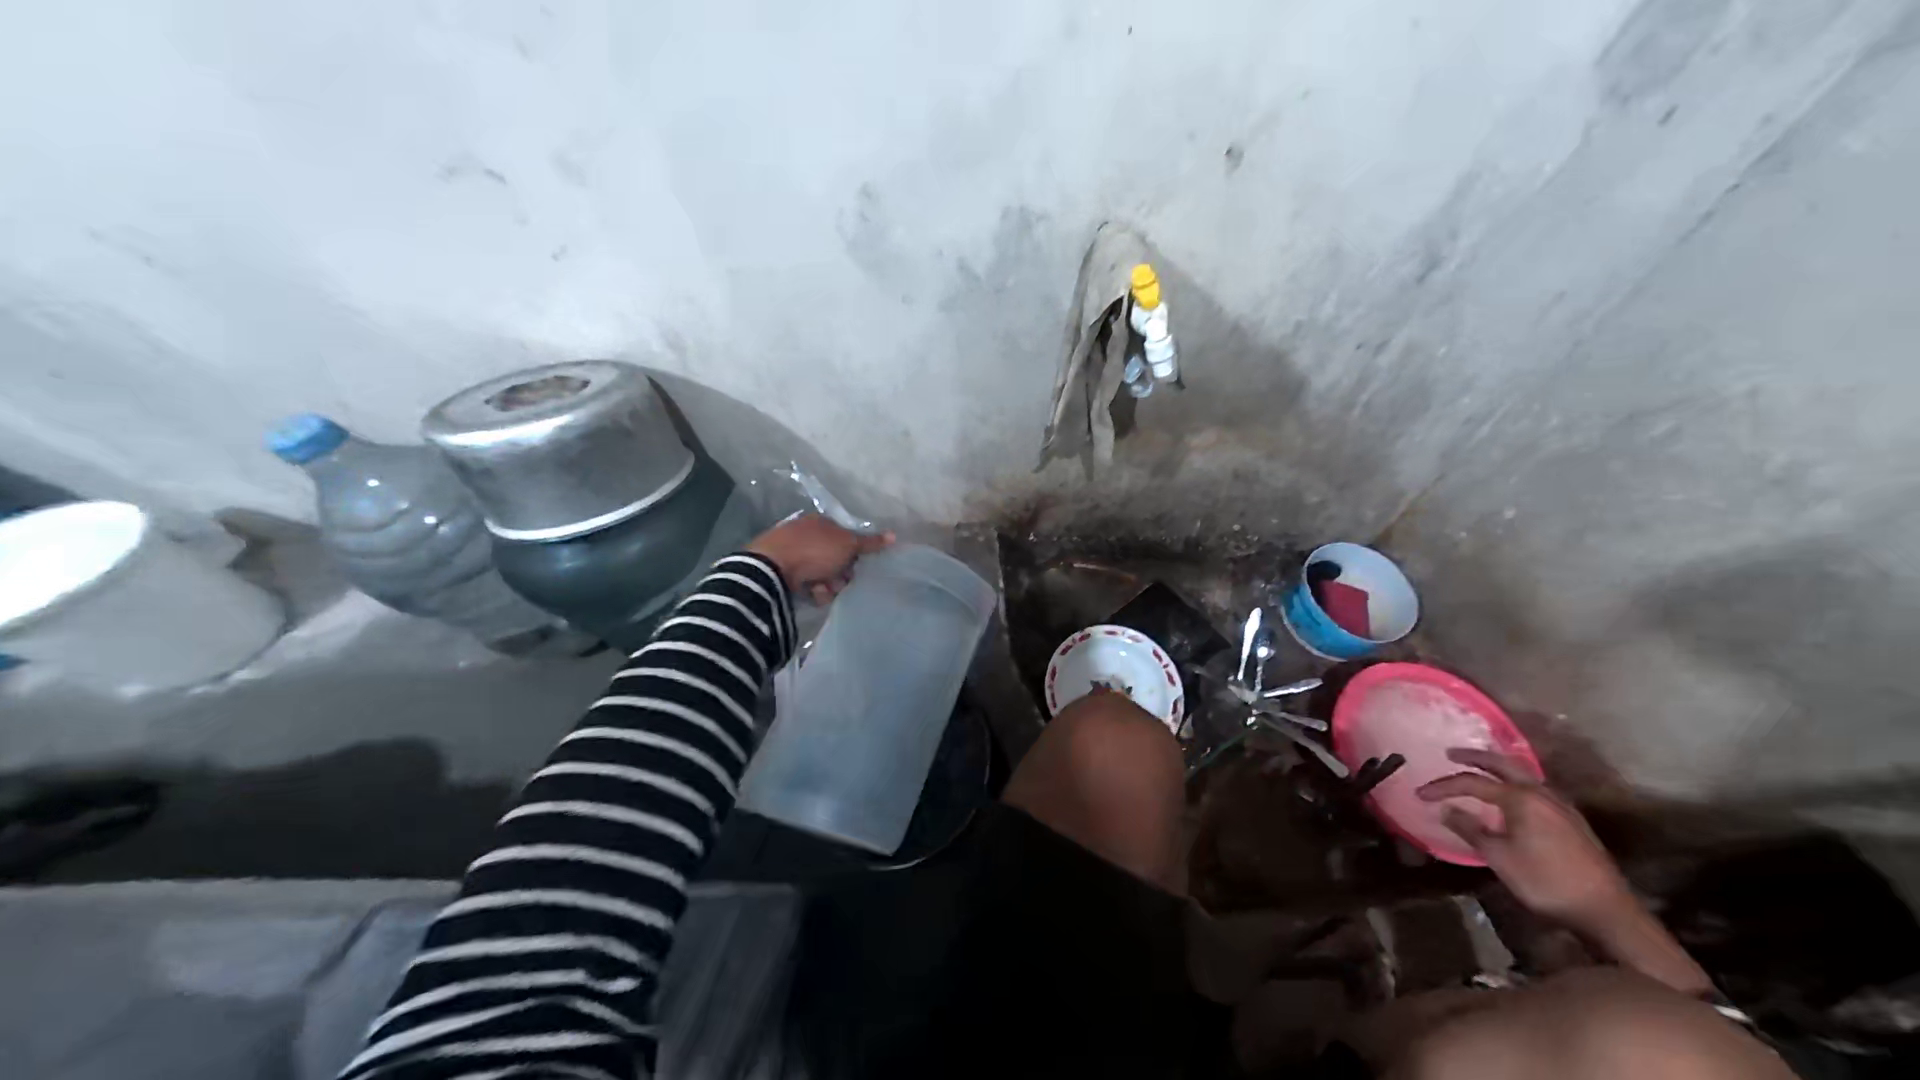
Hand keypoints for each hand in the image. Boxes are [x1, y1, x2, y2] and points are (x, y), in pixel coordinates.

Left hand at [745, 515, 892, 604]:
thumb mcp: (847, 544)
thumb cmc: (814, 550)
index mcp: (820, 522)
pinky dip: (812, 589)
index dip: (853, 553)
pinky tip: (811, 593)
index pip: (844, 537)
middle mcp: (805, 534)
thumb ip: (870, 542)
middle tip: (840, 581)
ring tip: (823, 590)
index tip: (856, 566)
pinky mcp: (781, 570)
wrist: (772, 567)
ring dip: (828, 584)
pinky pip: (805, 582)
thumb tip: (894, 535)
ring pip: (821, 572)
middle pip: (833, 557)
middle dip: (841, 573)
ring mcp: (791, 552)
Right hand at [1418, 748, 1635, 931]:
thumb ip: (1470, 829)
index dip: (1443, 786)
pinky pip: (1538, 789)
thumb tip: (1446, 809)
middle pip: (1504, 764)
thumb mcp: (1499, 857)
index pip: (1472, 782)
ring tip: (1480, 770)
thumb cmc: (1546, 882)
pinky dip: (1516, 782)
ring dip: (1499, 768)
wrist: (1607, 912)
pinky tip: (1512, 796)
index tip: (1420, 793)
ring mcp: (1562, 806)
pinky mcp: (1573, 821)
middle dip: (1475, 756)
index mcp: (1520, 798)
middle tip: (1451, 754)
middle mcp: (1542, 794)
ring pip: (1525, 775)